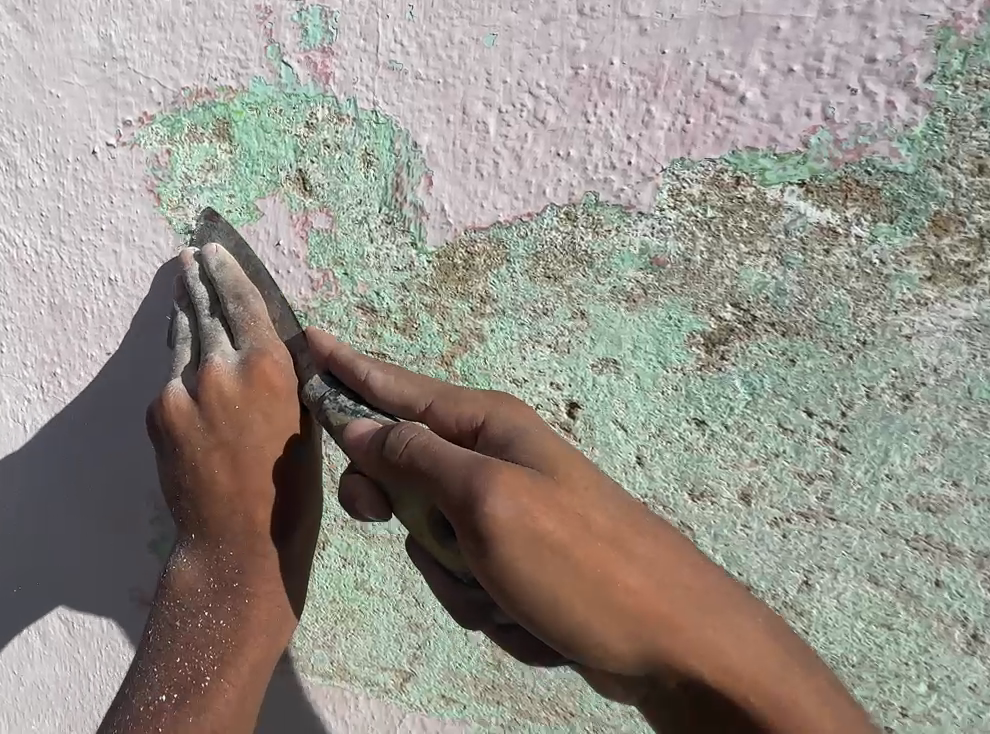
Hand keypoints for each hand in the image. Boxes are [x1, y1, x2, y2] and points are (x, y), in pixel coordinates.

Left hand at [147, 244, 320, 618]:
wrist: (236, 541)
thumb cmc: (289, 488)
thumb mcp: (301, 419)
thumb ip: (278, 374)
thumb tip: (261, 340)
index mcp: (268, 366)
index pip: (243, 301)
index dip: (227, 271)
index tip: (213, 250)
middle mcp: (222, 367)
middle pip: (206, 308)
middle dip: (198, 278)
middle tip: (190, 255)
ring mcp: (184, 388)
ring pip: (182, 336)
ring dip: (183, 309)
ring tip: (181, 285)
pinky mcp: (159, 410)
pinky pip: (171, 373)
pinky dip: (177, 356)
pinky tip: (179, 344)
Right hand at [306, 329, 874, 733]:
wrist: (682, 652)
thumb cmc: (581, 564)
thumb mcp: (485, 502)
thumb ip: (412, 458)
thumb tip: (357, 427)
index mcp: (484, 426)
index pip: (394, 385)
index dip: (345, 365)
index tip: (306, 338)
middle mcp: (488, 458)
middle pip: (399, 465)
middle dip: (394, 505)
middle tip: (381, 518)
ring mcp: (501, 510)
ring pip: (425, 532)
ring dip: (452, 573)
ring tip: (501, 593)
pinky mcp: (512, 559)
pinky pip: (459, 573)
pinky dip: (481, 600)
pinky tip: (523, 615)